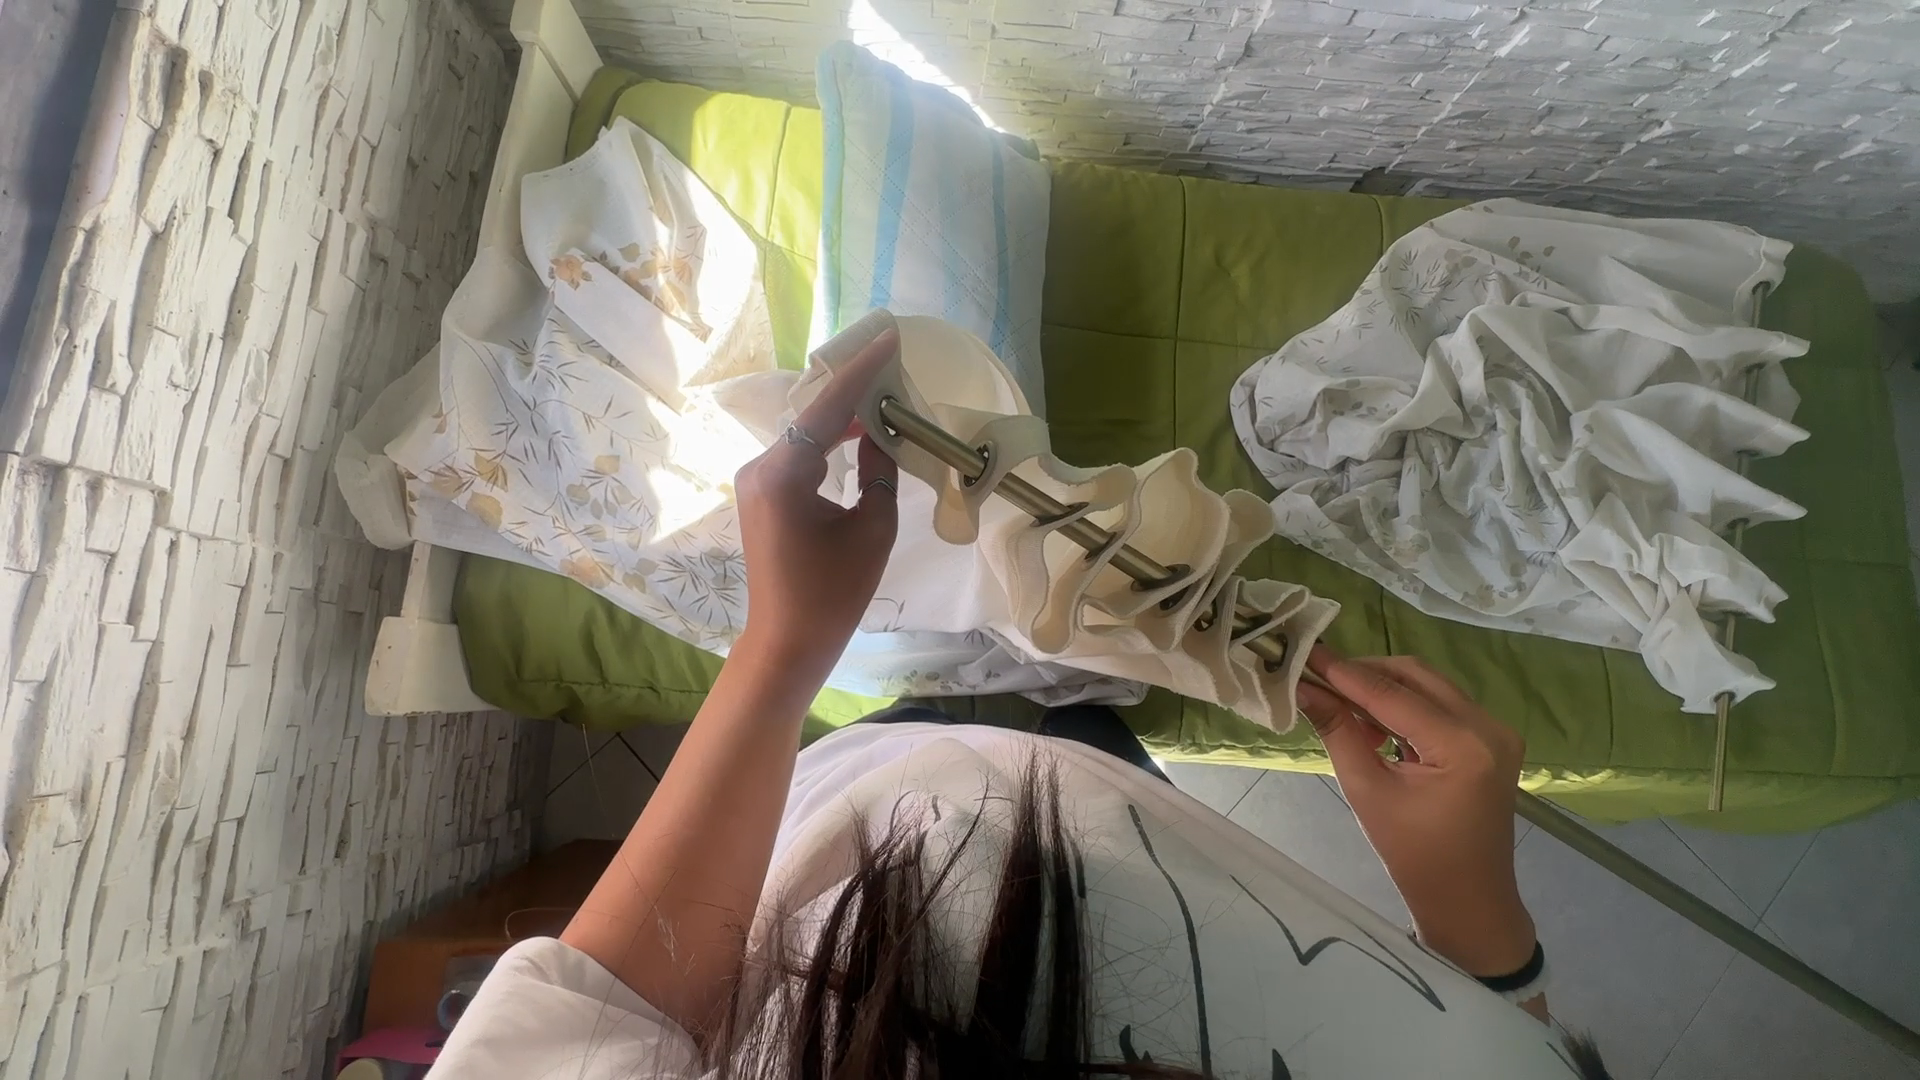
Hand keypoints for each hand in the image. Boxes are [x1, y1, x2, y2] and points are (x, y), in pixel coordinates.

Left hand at [733, 329, 899, 679]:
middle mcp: (760, 468)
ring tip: (881, 397)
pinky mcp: (760, 496)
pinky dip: (826, 443)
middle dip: (850, 390)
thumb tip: (878, 434)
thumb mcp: (873, 530)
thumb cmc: (834, 593)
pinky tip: (854, 435)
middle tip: (891, 367)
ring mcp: (755, 482)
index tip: (889, 339)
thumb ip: (880, 473)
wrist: (789, 640)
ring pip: (803, 435)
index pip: (826, 409)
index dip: (860, 373)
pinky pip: (797, 456)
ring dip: (839, 418)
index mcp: (783, 474)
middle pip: (810, 415)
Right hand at [1299, 646, 1536, 977]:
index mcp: (1462, 745)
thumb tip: (1301, 687)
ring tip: (1336, 699)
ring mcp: (1494, 730)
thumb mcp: (1365, 788)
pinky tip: (1369, 720)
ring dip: (1379, 685)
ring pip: (1425, 684)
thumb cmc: (1413, 853)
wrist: (1468, 899)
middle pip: (1413, 674)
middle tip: (1316, 675)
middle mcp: (1487, 727)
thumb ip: (1336, 729)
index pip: (1390, 693)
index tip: (1303, 652)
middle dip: (1361, 671)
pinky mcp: (1489, 738)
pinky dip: (1400, 702)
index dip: (1342, 671)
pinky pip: (1437, 702)